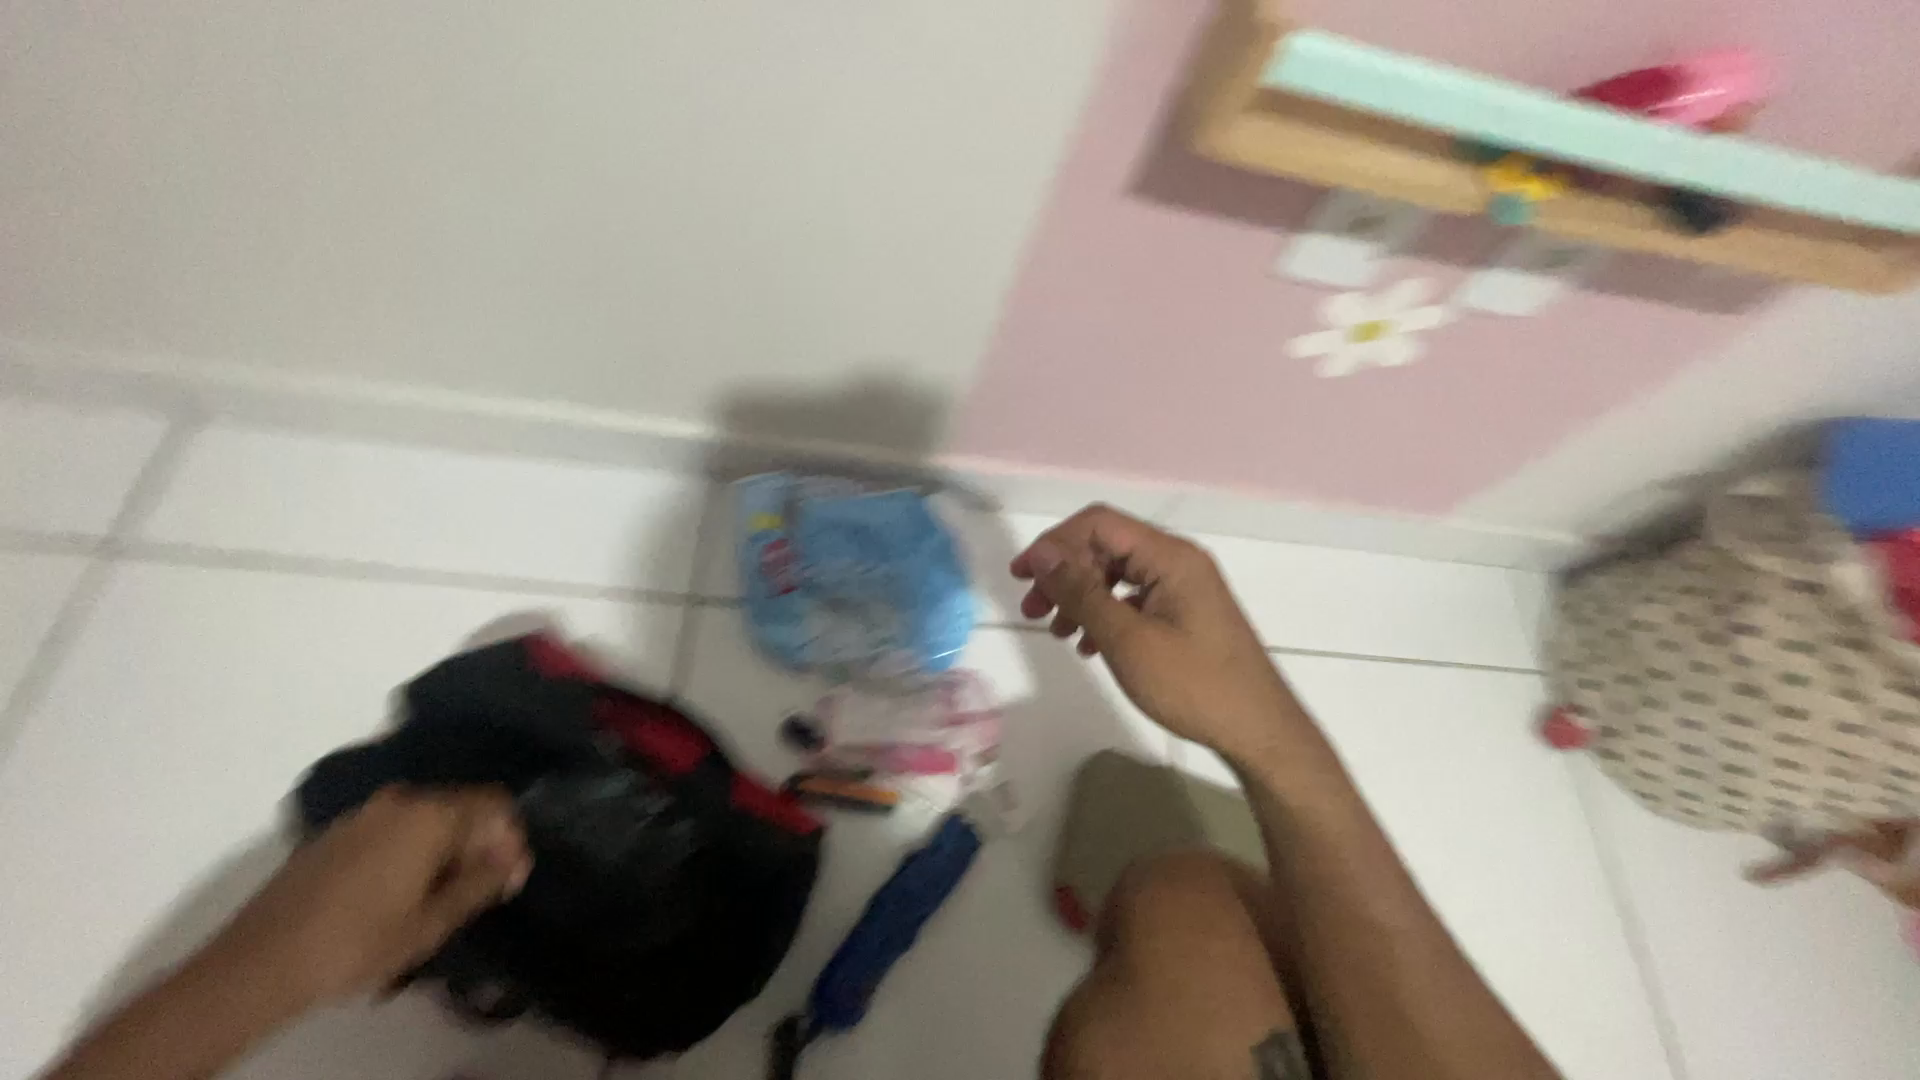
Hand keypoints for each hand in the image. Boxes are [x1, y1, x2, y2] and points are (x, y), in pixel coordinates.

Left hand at [204, 786, 531, 1007]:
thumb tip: (512, 861)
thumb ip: (481, 883)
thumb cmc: (357, 942)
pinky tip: (400, 889)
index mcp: (430, 815)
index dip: (512, 837)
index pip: (495, 805)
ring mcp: (360, 815)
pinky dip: (410, 850)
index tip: (510, 878)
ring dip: (444, 847)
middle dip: (480, 842)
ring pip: (424, 819)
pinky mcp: (332, 835)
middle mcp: (399, 801)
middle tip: (483, 886)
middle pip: (461, 807)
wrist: (253, 968)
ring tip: (442, 891)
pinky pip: (392, 830)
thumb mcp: (432, 921)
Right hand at [1011, 505, 1301, 757]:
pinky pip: (1134, 597)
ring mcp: (1184, 586)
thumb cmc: (1193, 685)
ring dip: (1080, 596)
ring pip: (1117, 573)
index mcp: (1169, 556)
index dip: (1054, 543)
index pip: (1098, 524)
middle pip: (1106, 546)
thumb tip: (1043, 554)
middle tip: (1033, 610)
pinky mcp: (1184, 612)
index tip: (1023, 578)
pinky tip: (1088, 645)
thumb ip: (1082, 593)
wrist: (1258, 731)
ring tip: (1058, 632)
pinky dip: (1104, 613)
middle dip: (1064, 573)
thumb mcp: (1127, 640)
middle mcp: (1178, 561)